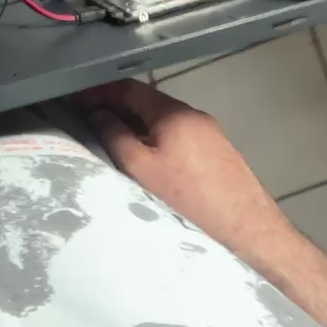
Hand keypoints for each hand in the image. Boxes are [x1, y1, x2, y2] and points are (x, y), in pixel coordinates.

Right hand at [76, 79, 293, 261]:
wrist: (253, 240)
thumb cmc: (189, 202)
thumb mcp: (140, 169)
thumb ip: (113, 135)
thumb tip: (97, 114)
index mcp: (175, 113)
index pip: (127, 86)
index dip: (97, 90)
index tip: (73, 100)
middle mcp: (195, 116)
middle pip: (145, 102)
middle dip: (113, 107)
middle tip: (84, 120)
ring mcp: (210, 136)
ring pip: (160, 121)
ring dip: (132, 125)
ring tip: (108, 140)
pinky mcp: (218, 157)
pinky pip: (175, 137)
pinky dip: (152, 140)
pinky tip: (141, 159)